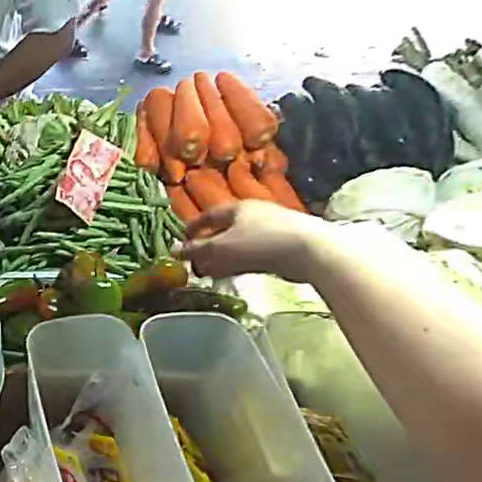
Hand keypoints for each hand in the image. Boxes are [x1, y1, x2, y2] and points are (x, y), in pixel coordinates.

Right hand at [179, 197, 335, 284]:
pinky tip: (232, 273)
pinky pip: (250, 253)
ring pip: (236, 243)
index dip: (193, 228)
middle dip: (207, 246)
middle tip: (194, 261)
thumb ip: (195, 250)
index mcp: (237, 208)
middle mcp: (253, 214)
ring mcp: (268, 229)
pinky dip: (237, 262)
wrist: (307, 250)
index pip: (208, 216)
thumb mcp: (220, 248)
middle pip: (223, 230)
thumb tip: (173, 250)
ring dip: (221, 257)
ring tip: (210, 272)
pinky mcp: (280, 245)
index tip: (181, 240)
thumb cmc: (258, 243)